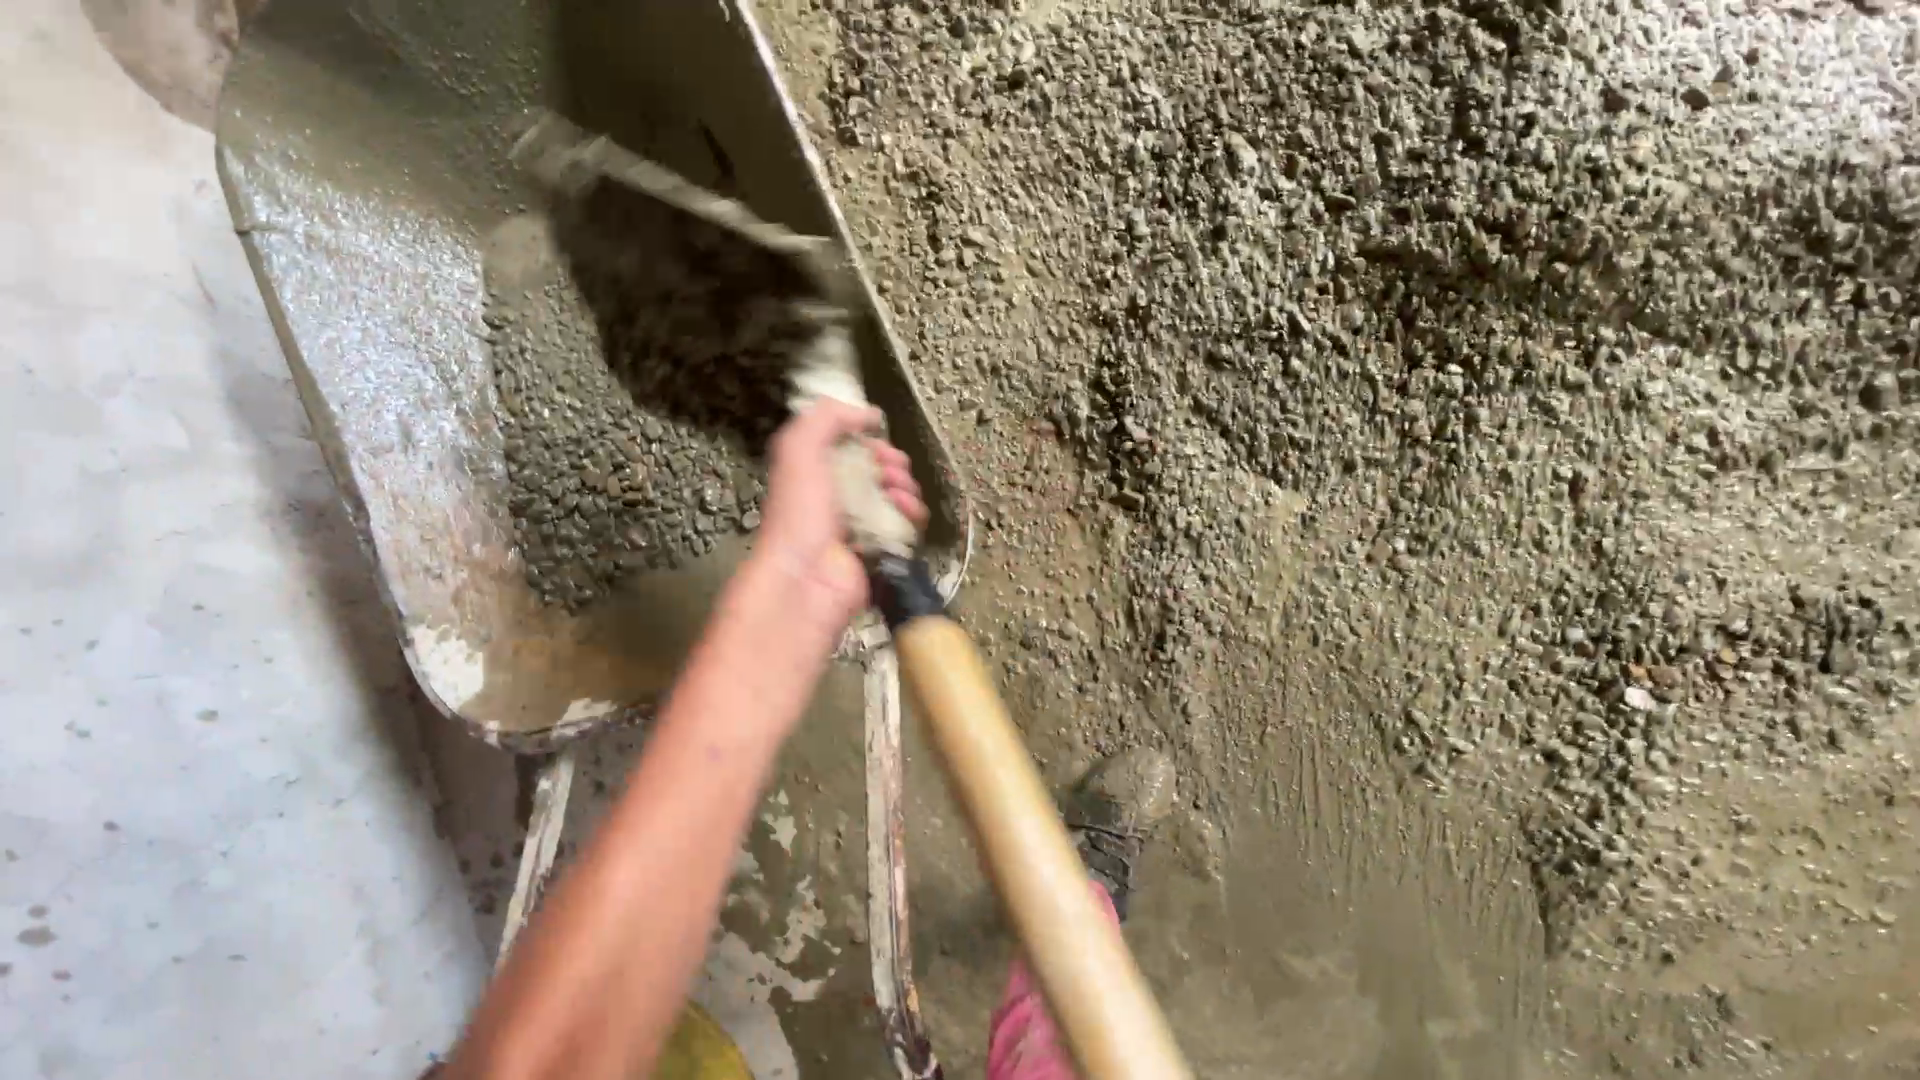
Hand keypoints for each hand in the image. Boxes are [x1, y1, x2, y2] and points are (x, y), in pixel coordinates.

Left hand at [751, 400, 927, 639]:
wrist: (806, 579)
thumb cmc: (798, 514)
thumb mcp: (800, 448)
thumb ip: (828, 417)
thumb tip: (868, 413)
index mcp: (814, 471)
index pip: (851, 447)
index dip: (869, 440)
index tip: (878, 442)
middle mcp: (836, 497)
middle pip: (878, 471)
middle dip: (893, 464)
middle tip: (894, 470)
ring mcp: (859, 525)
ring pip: (896, 497)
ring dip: (906, 489)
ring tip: (902, 494)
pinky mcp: (880, 550)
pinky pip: (905, 527)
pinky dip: (912, 516)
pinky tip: (909, 513)